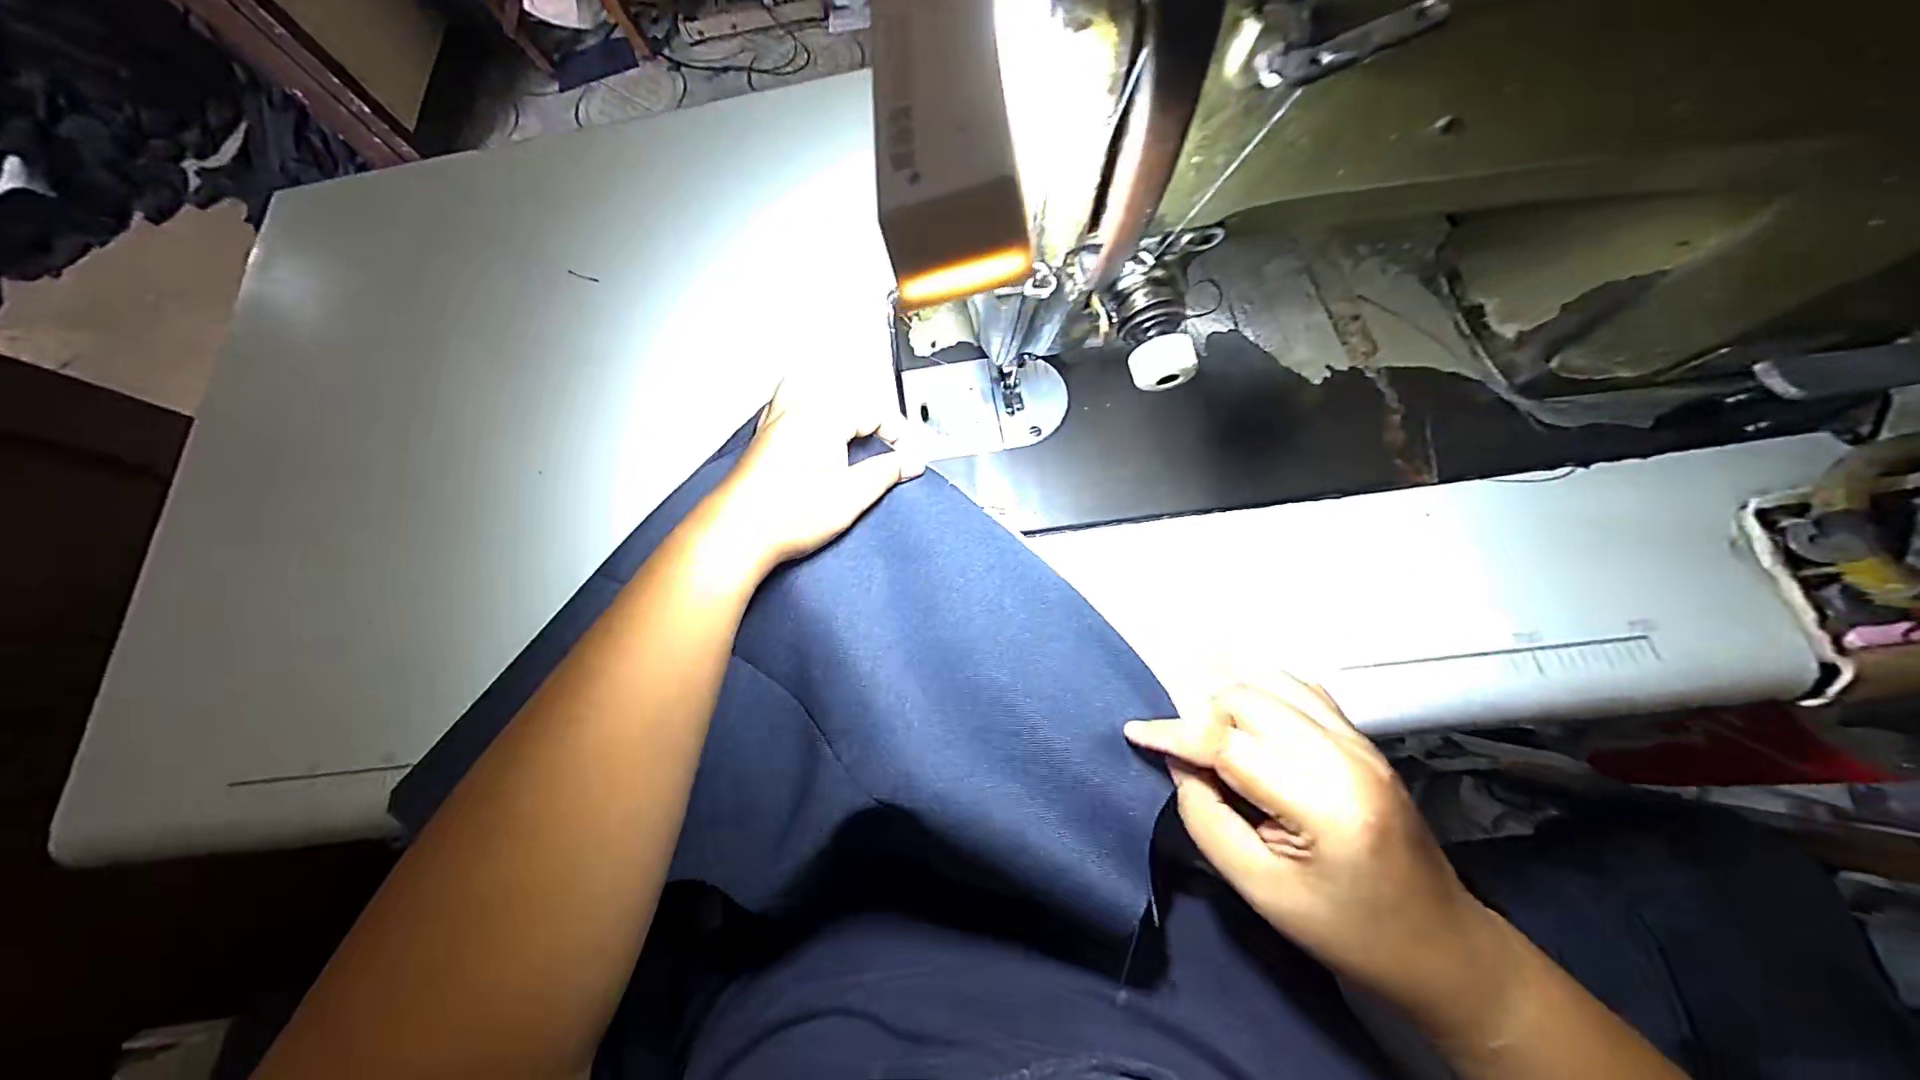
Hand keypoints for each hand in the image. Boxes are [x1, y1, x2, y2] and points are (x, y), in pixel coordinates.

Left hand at [702, 378, 925, 575]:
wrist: (737, 533)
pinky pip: (787, 406)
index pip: (872, 410)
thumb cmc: (782, 516)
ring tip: (850, 432)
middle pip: (842, 394)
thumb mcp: (851, 497)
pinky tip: (813, 438)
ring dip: (835, 406)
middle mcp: (795, 411)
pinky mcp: (761, 438)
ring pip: (809, 390)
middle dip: (869, 415)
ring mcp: (774, 422)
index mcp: (823, 417)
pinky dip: (807, 413)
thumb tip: (907, 462)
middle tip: (885, 444)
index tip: (905, 454)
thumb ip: (885, 474)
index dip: (896, 432)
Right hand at [1125, 678, 1508, 1022]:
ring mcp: (1361, 742)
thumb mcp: (1259, 889)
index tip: (1134, 731)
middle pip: (1247, 699)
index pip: (1228, 743)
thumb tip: (1181, 761)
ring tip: (1218, 744)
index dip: (1172, 733)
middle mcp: (1347, 755)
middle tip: (1190, 761)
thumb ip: (1207, 817)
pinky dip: (1264, 697)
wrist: (1439, 945)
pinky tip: (1253, 728)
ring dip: (1231, 704)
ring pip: (1272, 682)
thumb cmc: (1346, 931)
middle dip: (1203, 719)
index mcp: (1325, 801)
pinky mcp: (1364, 740)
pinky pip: (1301, 691)